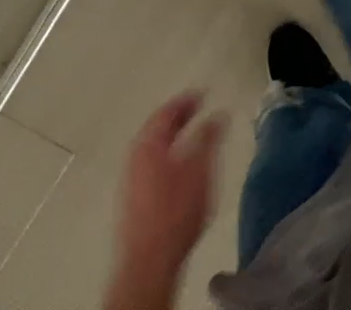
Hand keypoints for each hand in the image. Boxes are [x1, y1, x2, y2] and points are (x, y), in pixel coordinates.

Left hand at [117, 92, 226, 280]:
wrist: (149, 258)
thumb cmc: (177, 209)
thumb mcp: (200, 168)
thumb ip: (209, 138)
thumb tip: (219, 113)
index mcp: (149, 143)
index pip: (167, 111)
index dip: (186, 100)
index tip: (203, 92)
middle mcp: (135, 156)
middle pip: (157, 128)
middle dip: (179, 117)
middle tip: (199, 109)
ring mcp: (132, 177)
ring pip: (153, 146)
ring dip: (173, 136)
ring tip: (193, 133)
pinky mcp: (134, 196)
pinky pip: (151, 161)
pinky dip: (167, 152)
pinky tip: (180, 163)